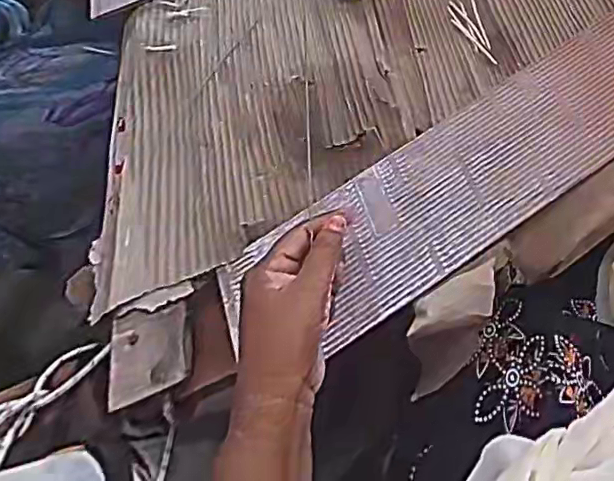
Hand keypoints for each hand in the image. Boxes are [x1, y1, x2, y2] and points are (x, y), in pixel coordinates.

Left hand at [234, 214, 346, 414]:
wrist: (280, 396)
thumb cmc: (282, 350)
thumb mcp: (310, 289)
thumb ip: (325, 252)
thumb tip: (335, 224)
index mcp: (265, 273)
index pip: (298, 233)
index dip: (325, 223)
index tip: (349, 218)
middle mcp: (270, 285)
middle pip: (306, 251)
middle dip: (329, 252)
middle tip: (347, 253)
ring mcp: (281, 303)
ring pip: (313, 273)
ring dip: (329, 275)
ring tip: (336, 286)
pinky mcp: (295, 319)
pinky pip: (316, 293)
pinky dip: (328, 294)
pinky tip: (331, 305)